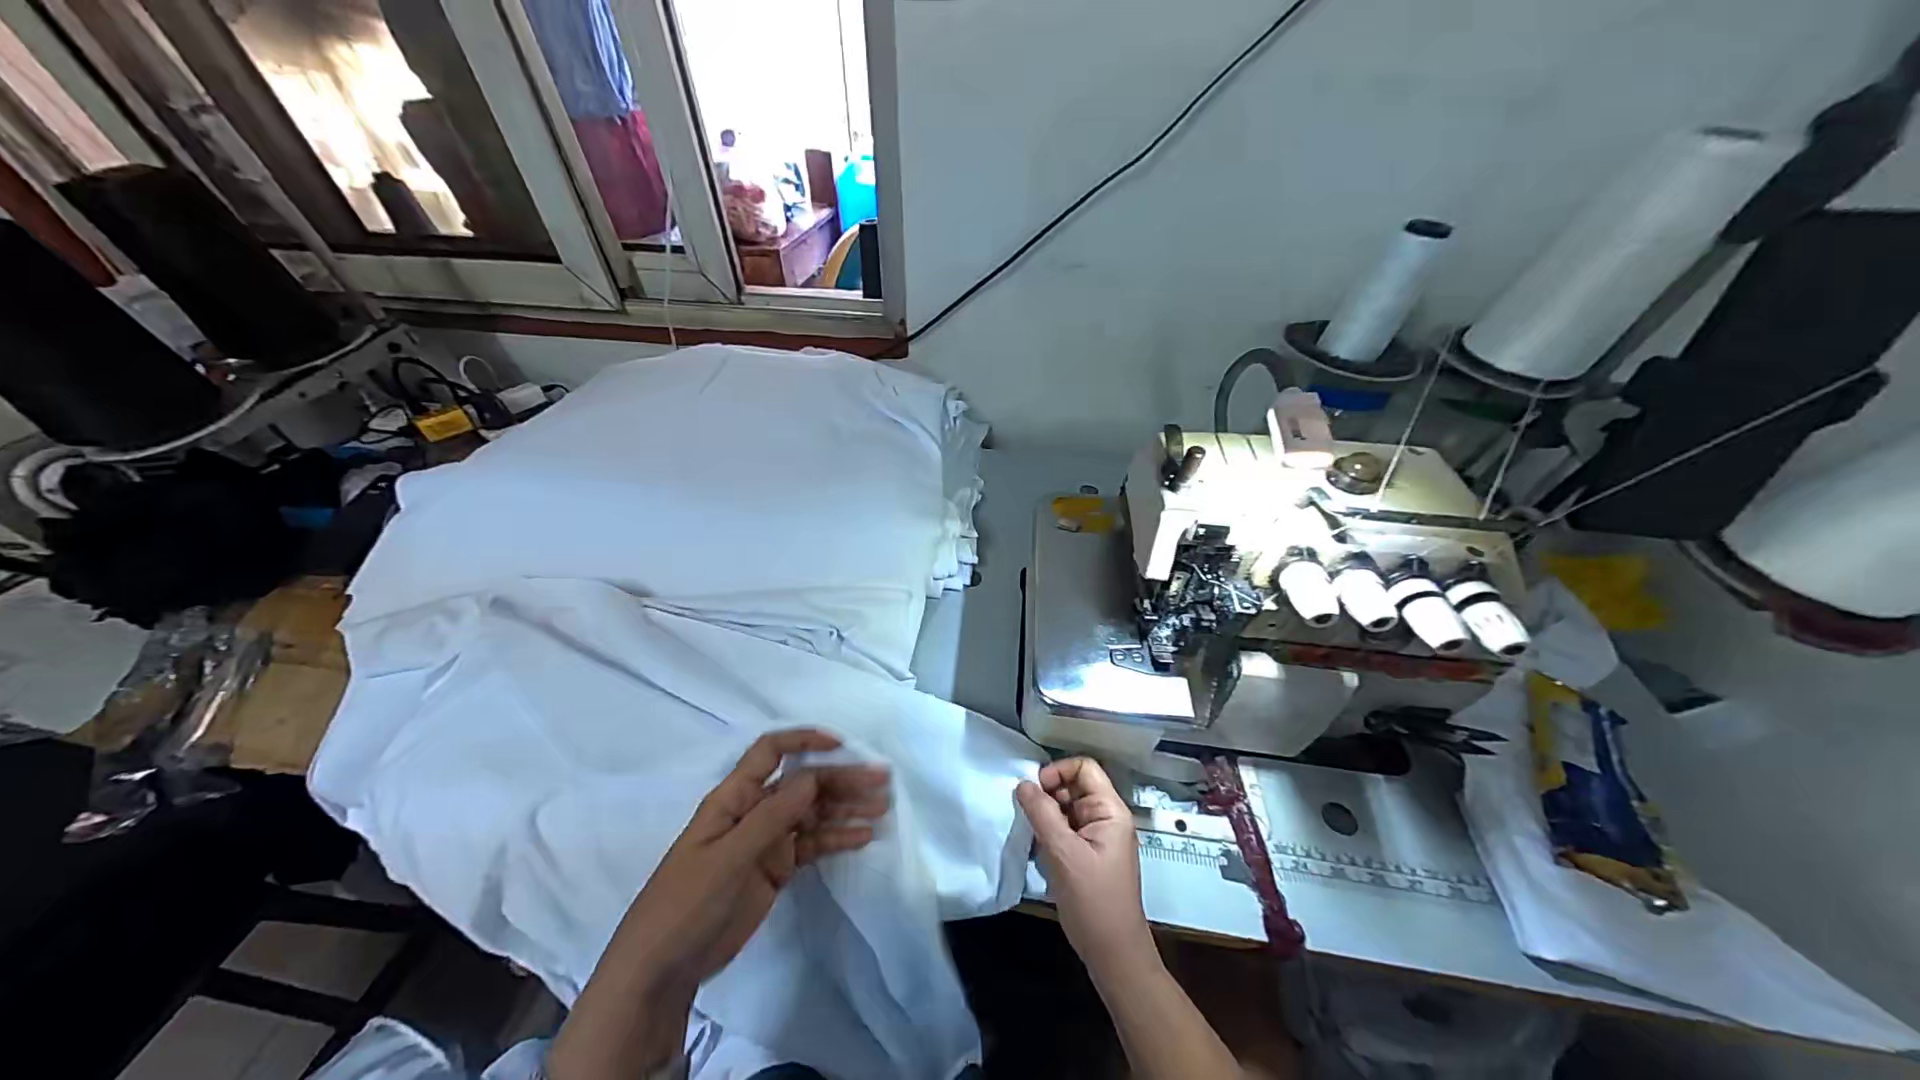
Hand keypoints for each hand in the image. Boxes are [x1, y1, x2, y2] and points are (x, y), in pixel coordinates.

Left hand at [549, 729, 888, 1079]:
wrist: (661, 969)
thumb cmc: (686, 903)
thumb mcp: (727, 857)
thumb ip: (771, 817)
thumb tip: (812, 777)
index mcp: (733, 798)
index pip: (770, 752)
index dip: (803, 741)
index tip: (841, 745)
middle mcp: (753, 812)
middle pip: (803, 784)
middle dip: (841, 779)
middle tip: (882, 783)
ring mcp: (765, 842)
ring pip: (813, 814)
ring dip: (846, 808)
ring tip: (883, 808)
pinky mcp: (775, 870)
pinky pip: (812, 846)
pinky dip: (836, 839)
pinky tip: (862, 837)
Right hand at [1016, 757, 1154, 975]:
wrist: (1113, 953)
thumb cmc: (1094, 902)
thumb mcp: (1064, 855)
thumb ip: (1043, 815)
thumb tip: (1023, 784)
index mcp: (1110, 811)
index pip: (1084, 768)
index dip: (1057, 772)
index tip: (1034, 791)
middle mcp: (1106, 818)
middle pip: (1073, 786)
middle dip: (1047, 795)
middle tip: (1026, 816)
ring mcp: (1097, 837)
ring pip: (1066, 808)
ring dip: (1046, 816)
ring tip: (1031, 835)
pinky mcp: (1087, 854)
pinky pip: (1065, 829)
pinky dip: (1049, 834)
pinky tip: (1037, 850)